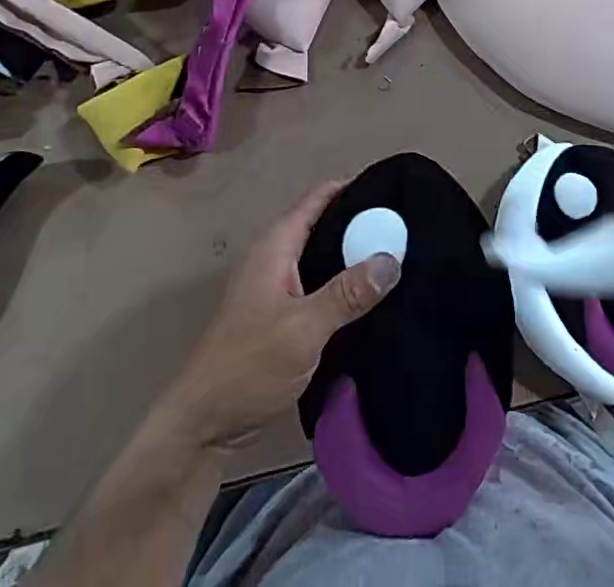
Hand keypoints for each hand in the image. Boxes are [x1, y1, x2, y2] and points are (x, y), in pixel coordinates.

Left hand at [153, 181, 401, 449]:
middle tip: (410, 226)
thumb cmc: (247, 368)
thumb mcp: (302, 329)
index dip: (355, 188)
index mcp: (275, 249)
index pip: (319, 198)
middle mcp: (277, 259)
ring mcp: (280, 288)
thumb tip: (393, 260)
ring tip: (403, 254)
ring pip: (328, 256)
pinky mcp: (287, 314)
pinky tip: (378, 293)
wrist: (203, 426)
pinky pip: (326, 282)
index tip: (397, 190)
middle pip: (327, 224)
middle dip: (365, 222)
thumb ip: (347, 294)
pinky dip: (350, 281)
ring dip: (359, 254)